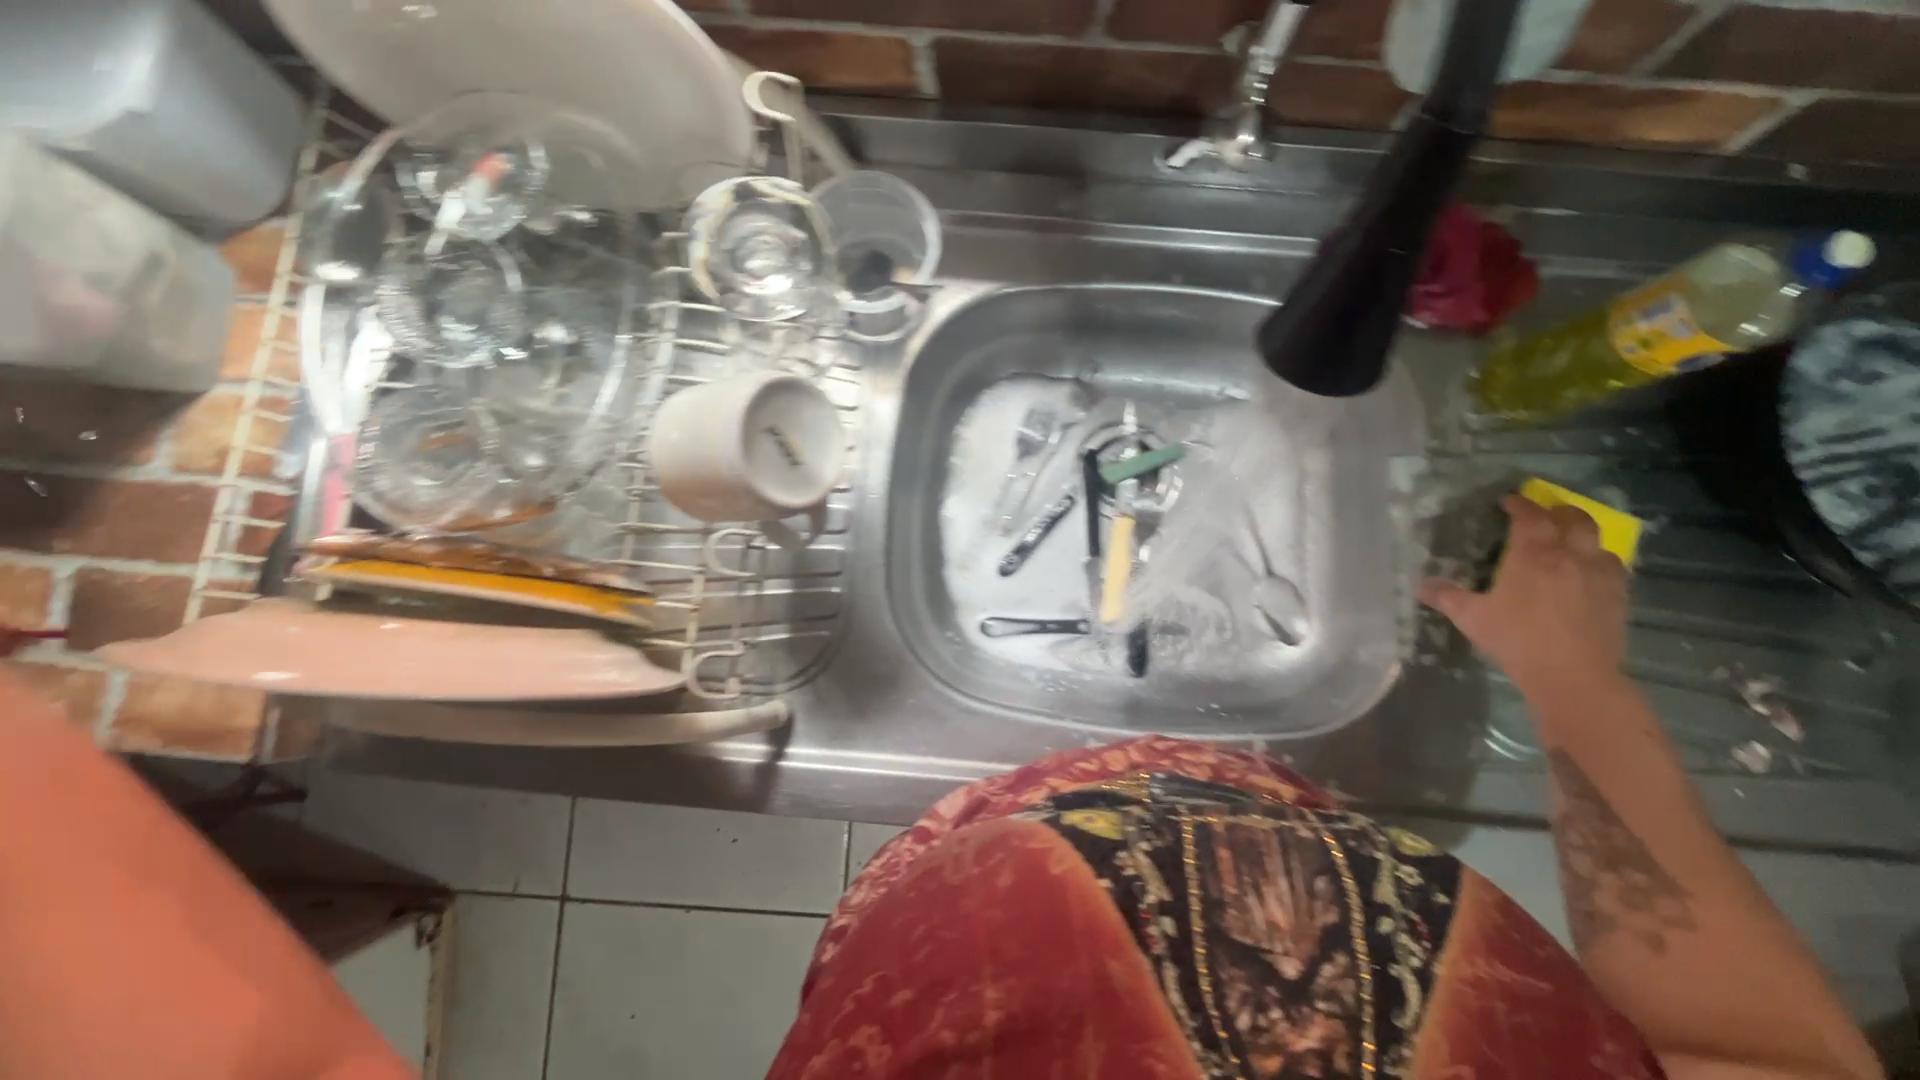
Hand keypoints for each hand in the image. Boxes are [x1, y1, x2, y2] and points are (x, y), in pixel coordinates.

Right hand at [1419, 495, 1627, 694]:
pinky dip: (1601, 563)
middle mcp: (1571, 556)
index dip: (1520, 505)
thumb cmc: (1517, 640)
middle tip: (1548, 515)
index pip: (1530, 517)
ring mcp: (1600, 576)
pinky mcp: (1618, 598)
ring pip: (1600, 543)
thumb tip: (1421, 586)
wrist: (1573, 674)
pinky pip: (1614, 569)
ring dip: (1586, 537)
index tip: (1510, 501)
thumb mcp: (1472, 619)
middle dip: (1561, 512)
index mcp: (1534, 555)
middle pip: (1575, 520)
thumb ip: (1447, 598)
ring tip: (1574, 544)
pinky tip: (1591, 576)